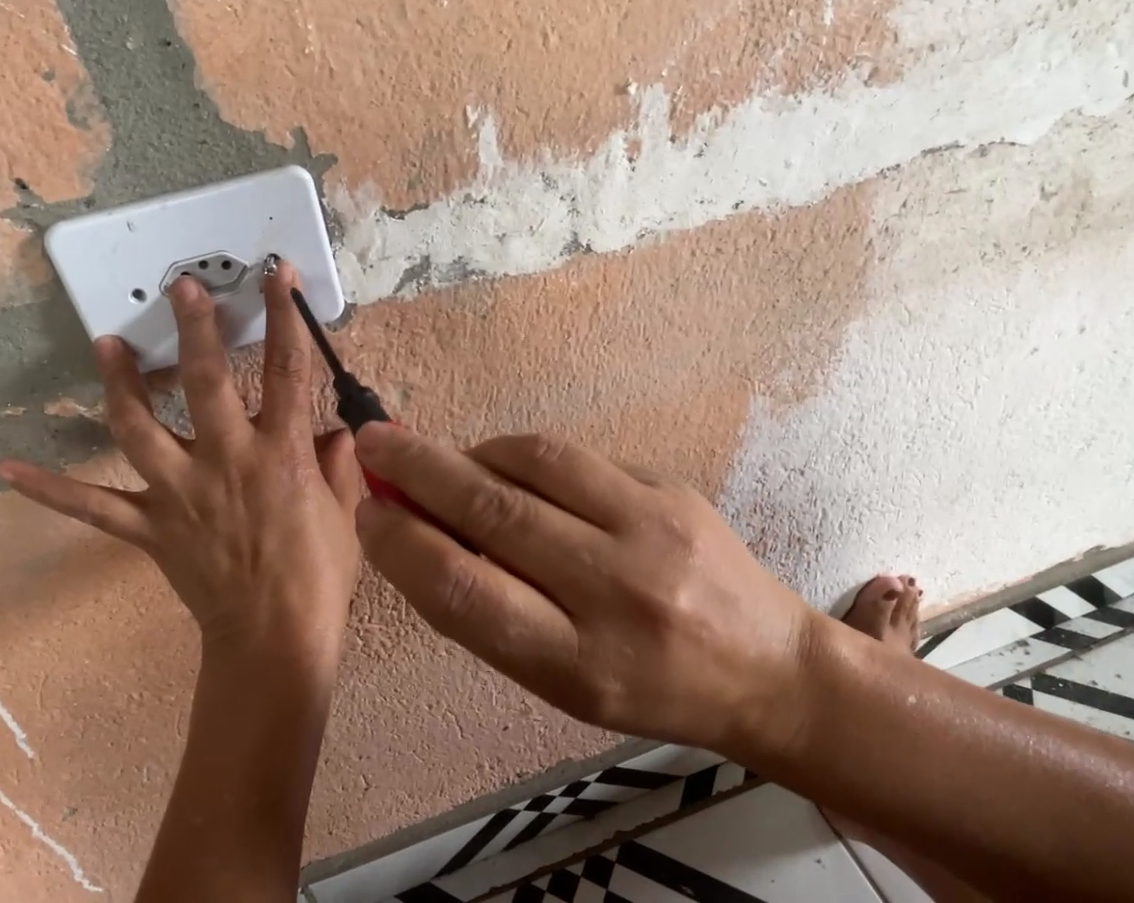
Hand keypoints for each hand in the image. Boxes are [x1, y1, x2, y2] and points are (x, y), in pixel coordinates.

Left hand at [0, 262, 364, 666]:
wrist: (275, 640)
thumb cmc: (319, 576)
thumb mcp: (345, 513)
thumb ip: (339, 464)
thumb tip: (335, 432)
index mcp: (282, 454)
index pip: (287, 370)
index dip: (285, 316)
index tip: (278, 274)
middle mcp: (228, 461)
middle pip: (205, 383)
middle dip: (194, 330)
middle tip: (180, 288)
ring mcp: (181, 493)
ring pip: (138, 429)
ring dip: (119, 384)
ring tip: (106, 343)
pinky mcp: (149, 527)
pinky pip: (92, 506)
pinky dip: (49, 488)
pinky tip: (6, 469)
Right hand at [353, 425, 817, 758]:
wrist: (767, 665)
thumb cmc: (649, 691)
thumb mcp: (563, 684)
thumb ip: (493, 614)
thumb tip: (422, 534)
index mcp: (581, 665)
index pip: (469, 593)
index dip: (404, 546)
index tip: (366, 512)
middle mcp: (617, 591)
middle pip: (494, 513)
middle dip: (420, 471)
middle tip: (374, 443)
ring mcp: (652, 528)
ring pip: (535, 463)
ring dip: (472, 454)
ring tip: (442, 461)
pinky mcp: (672, 486)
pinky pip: (575, 456)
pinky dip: (522, 455)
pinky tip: (506, 466)